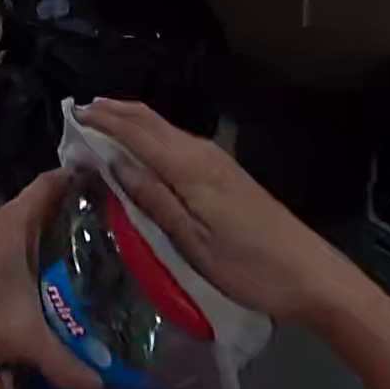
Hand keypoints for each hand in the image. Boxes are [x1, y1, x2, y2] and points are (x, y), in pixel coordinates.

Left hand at [0, 170, 102, 388]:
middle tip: (126, 212)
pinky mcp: (2, 257)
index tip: (113, 174)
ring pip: (44, 222)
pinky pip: (37, 240)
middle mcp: (10, 222)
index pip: (49, 182)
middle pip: (51, 201)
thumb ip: (71, 363)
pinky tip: (82, 263)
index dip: (78, 173)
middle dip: (85, 203)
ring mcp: (4, 238)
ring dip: (71, 225)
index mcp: (15, 221)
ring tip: (114, 235)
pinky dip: (58, 244)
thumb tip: (109, 386)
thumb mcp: (28, 337)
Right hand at [79, 100, 365, 326]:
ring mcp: (213, 156)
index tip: (70, 115)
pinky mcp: (222, 168)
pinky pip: (171, 135)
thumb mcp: (192, 242)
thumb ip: (151, 197)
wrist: (319, 280)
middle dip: (110, 109)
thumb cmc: (250, 267)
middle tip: (78, 112)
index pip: (132, 129)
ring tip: (99, 121)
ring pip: (159, 123)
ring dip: (127, 117)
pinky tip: (138, 143)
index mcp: (186, 165)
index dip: (99, 119)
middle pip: (146, 116)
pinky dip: (145, 130)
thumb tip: (113, 162)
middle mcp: (198, 150)